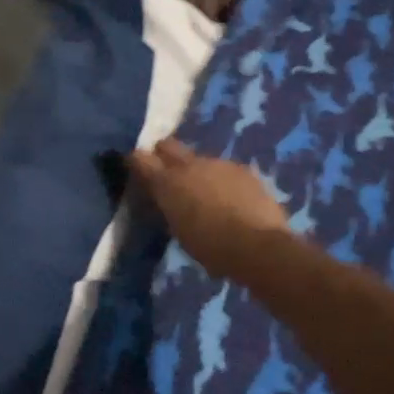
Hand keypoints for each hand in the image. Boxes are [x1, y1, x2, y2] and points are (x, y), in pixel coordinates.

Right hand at [129, 138, 290, 275]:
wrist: (260, 247)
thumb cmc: (211, 248)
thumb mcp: (179, 231)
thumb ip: (170, 207)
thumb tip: (168, 200)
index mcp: (168, 182)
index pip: (140, 159)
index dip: (136, 161)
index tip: (134, 167)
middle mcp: (190, 165)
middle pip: (169, 145)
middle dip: (163, 154)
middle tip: (167, 173)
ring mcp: (219, 164)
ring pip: (200, 160)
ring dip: (199, 172)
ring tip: (208, 194)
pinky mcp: (244, 170)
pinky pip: (226, 170)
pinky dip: (224, 181)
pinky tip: (233, 200)